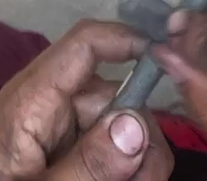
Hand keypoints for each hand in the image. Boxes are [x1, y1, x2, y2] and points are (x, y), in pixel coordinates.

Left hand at [0, 19, 174, 180]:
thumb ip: (88, 164)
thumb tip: (138, 122)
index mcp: (34, 96)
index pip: (87, 43)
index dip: (129, 40)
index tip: (172, 63)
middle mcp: (48, 105)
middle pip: (115, 97)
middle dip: (142, 135)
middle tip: (146, 180)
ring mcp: (55, 132)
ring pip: (118, 131)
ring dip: (135, 163)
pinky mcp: (60, 156)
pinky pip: (104, 154)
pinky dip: (119, 172)